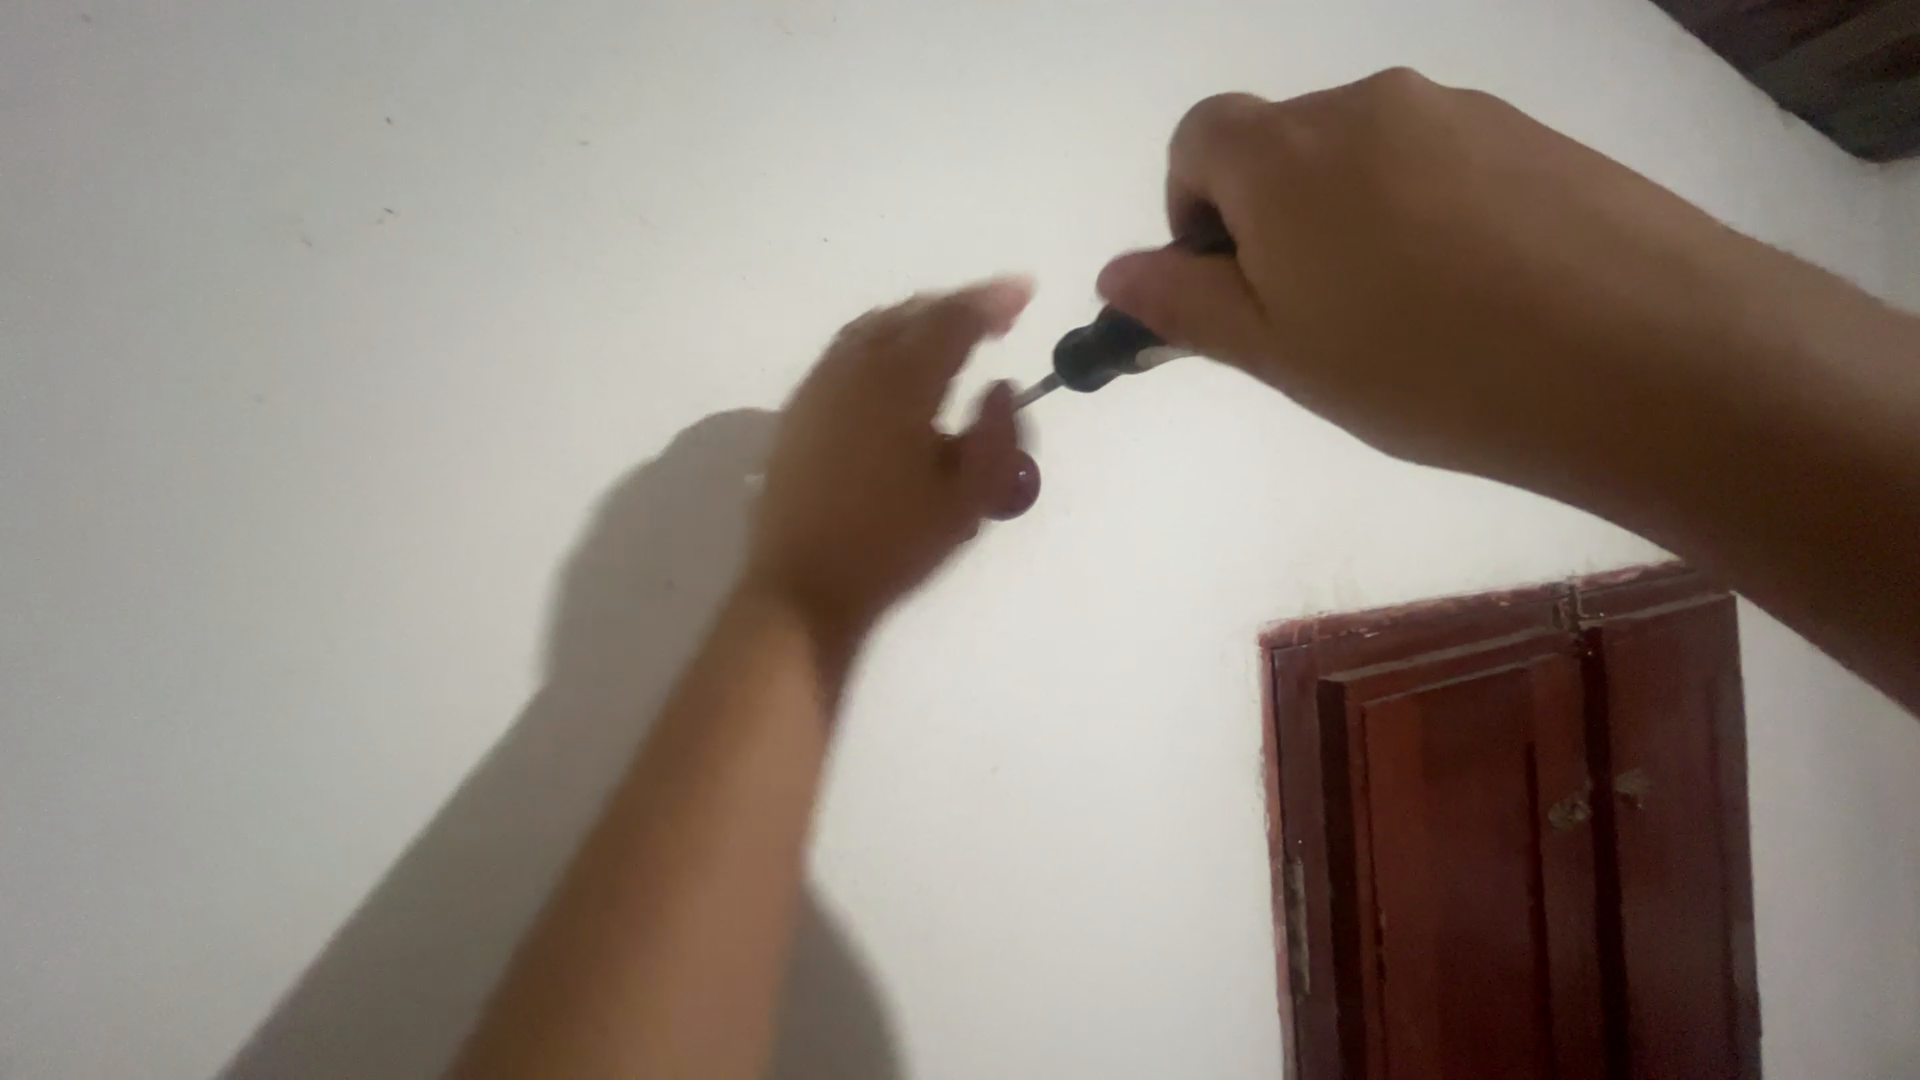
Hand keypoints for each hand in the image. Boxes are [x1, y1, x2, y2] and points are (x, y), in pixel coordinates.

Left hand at [746, 278, 1039, 636]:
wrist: (803, 588)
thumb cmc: (893, 549)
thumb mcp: (967, 501)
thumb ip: (998, 436)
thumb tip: (1000, 388)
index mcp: (900, 386)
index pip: (953, 320)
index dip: (993, 300)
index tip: (1024, 292)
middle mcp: (853, 371)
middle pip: (909, 313)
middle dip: (955, 308)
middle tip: (993, 319)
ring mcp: (818, 388)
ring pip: (871, 329)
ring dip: (916, 323)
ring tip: (948, 339)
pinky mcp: (797, 411)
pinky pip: (845, 354)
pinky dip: (882, 345)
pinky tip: (896, 374)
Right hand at [1096, 68, 1806, 489]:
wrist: (1642, 359)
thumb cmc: (1413, 367)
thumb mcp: (1270, 351)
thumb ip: (1180, 303)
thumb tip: (1115, 273)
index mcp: (1285, 155)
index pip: (1197, 138)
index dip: (1187, 207)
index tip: (1222, 279)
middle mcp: (1365, 105)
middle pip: (1275, 145)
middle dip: (1261, 219)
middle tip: (1303, 318)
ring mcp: (1457, 111)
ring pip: (1353, 157)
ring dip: (1336, 221)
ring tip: (1387, 316)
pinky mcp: (1528, 135)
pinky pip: (1428, 163)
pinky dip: (1409, 215)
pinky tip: (1456, 292)